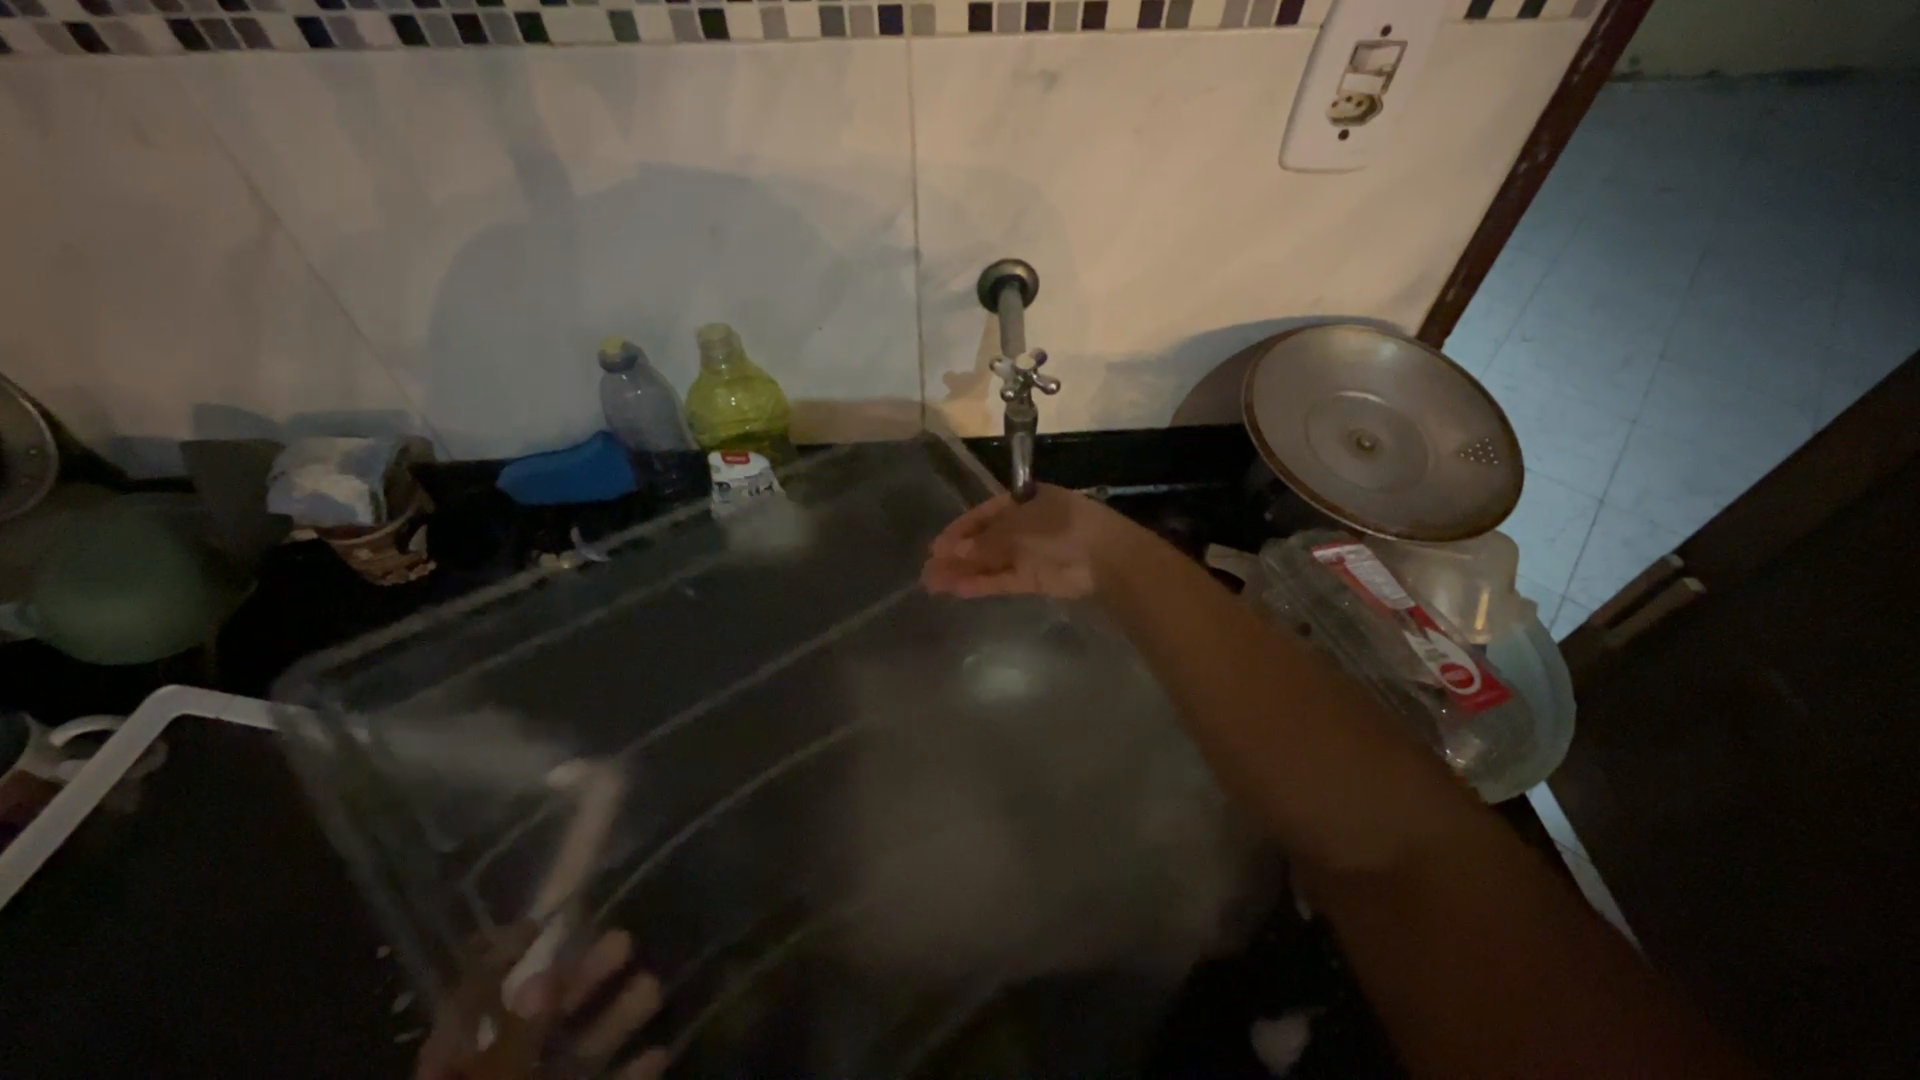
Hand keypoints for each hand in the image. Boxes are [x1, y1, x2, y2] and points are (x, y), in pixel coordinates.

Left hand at [416, 925, 669, 1079]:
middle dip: (581, 981)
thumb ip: (516, 1042)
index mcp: (452, 1071)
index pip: (469, 1000)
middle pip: (534, 1021)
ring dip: (612, 1022)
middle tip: (627, 941)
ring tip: (655, 987)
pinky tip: (659, 1055)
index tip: (542, 922)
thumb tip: (541, 975)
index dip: (499, 958)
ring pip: (570, 1059)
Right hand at [920, 485, 1127, 599]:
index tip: (936, 547)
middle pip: (985, 541)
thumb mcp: (1016, 527)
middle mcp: (1026, 526)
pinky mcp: (1035, 580)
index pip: (984, 514)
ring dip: (963, 573)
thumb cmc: (1060, 528)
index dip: (959, 530)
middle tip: (928, 571)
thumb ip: (984, 542)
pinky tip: (956, 590)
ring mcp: (1031, 554)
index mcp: (1024, 502)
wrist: (1104, 557)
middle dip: (957, 555)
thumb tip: (952, 553)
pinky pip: (1002, 579)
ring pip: (990, 563)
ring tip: (933, 584)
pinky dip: (980, 584)